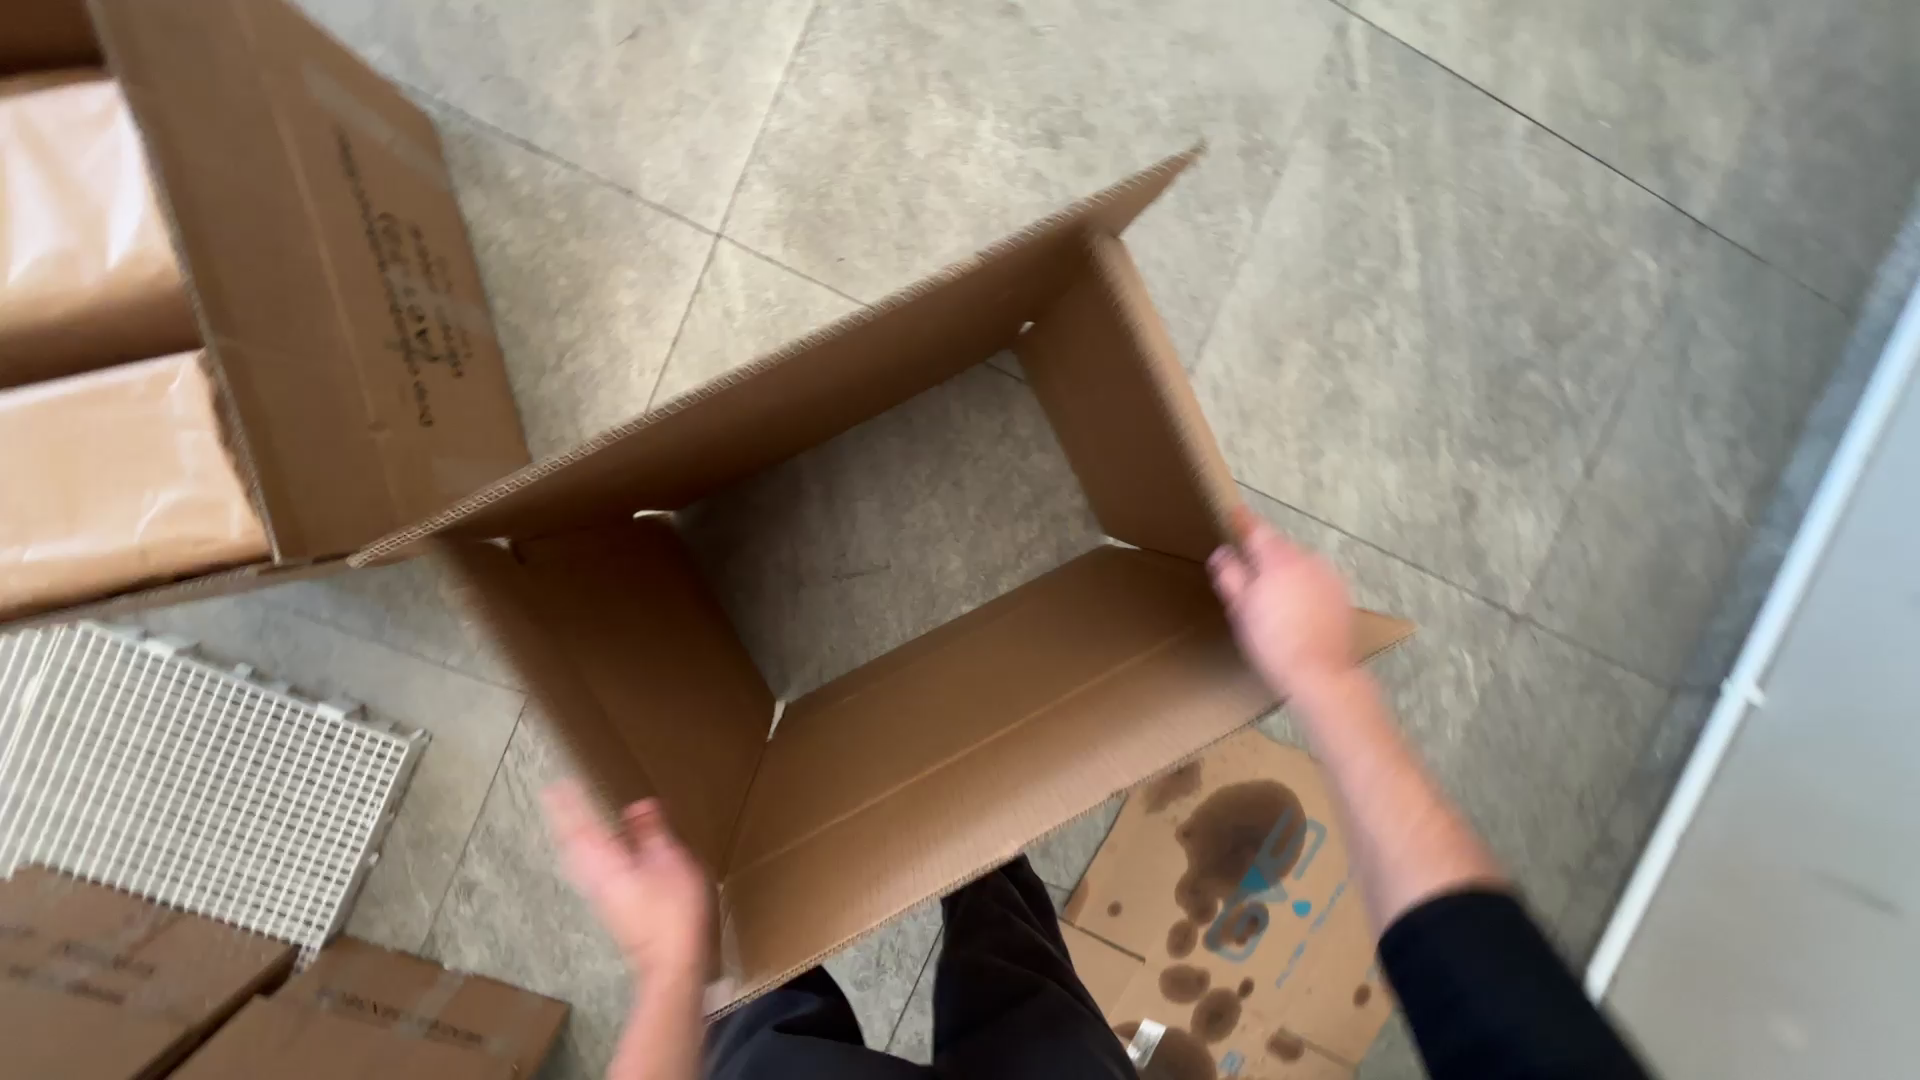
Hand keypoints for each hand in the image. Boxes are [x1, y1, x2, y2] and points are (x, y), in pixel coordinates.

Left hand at [543, 781, 710, 978]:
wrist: (673, 964)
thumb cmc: (674, 911)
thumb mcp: (672, 862)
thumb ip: (652, 833)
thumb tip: (637, 806)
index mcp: (608, 865)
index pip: (583, 828)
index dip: (570, 805)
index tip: (556, 784)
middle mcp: (596, 880)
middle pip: (572, 845)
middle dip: (563, 820)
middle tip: (554, 795)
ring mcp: (601, 897)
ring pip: (578, 859)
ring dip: (572, 835)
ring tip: (567, 816)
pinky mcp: (612, 907)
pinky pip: (589, 869)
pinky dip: (585, 851)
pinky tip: (597, 850)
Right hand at [1207, 507, 1355, 702]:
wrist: (1320, 673)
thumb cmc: (1272, 641)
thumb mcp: (1241, 609)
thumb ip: (1230, 575)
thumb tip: (1223, 553)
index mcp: (1277, 559)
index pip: (1256, 529)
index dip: (1242, 520)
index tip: (1232, 512)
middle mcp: (1306, 559)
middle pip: (1278, 547)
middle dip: (1262, 555)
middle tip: (1247, 574)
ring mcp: (1328, 575)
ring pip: (1298, 563)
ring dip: (1283, 571)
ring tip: (1271, 597)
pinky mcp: (1341, 593)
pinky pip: (1314, 579)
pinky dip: (1302, 585)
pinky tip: (1294, 608)